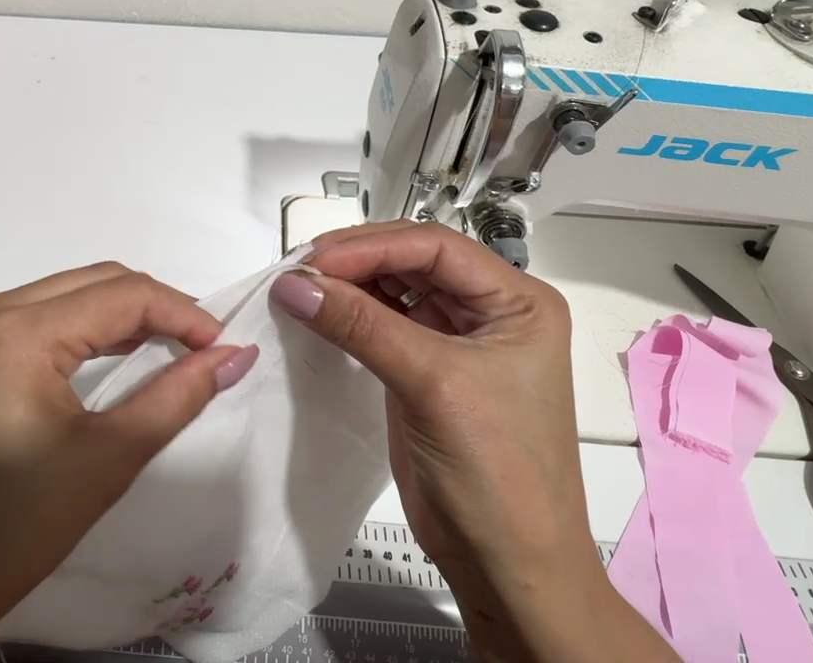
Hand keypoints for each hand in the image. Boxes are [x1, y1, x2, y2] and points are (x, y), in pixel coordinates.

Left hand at [0, 263, 257, 662]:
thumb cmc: (9, 532)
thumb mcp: (106, 462)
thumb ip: (177, 397)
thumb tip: (234, 356)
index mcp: (17, 331)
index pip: (124, 294)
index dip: (184, 313)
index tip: (224, 347)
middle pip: (90, 282)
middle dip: (152, 308)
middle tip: (198, 348)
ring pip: (56, 295)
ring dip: (110, 316)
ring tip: (158, 349)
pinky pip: (22, 317)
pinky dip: (68, 330)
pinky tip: (92, 359)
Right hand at [270, 222, 674, 662]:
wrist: (507, 566)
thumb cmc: (497, 474)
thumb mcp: (432, 386)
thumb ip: (362, 326)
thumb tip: (294, 283)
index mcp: (518, 302)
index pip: (436, 248)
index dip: (373, 245)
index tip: (315, 259)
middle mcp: (490, 311)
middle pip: (413, 262)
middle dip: (356, 261)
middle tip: (300, 270)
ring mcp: (456, 340)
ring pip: (394, 290)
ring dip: (349, 286)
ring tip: (301, 287)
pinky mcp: (426, 369)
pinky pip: (382, 325)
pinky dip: (349, 317)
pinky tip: (319, 313)